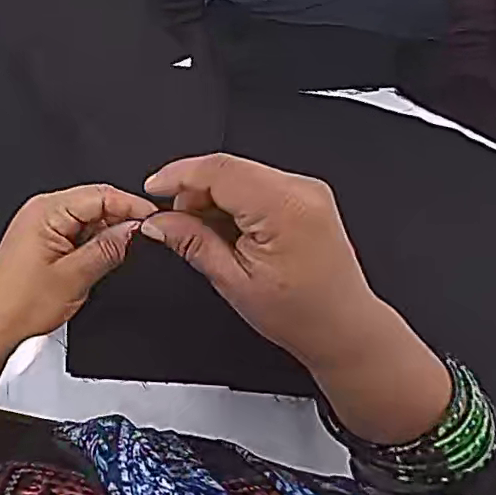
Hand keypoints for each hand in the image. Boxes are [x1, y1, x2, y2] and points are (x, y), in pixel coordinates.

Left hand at [0, 184, 155, 450]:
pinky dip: (94, 243)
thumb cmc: (19, 303)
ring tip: (119, 256)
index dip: (132, 205)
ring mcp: (41, 224)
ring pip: (89, 218)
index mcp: (46, 211)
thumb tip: (134, 230)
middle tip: (144, 239)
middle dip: (122, 220)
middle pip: (96, 203)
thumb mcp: (76, 276)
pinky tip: (100, 260)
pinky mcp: (43, 239)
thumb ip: (109, 248)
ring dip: (107, 234)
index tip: (153, 219)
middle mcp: (41, 211)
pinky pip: (77, 231)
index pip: (100, 194)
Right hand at [139, 154, 383, 368]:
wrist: (342, 327)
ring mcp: (306, 190)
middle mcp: (300, 190)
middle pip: (227, 168)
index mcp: (285, 208)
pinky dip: (231, 200)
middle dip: (192, 189)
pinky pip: (255, 184)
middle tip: (173, 222)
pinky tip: (225, 229)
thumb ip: (192, 242)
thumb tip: (159, 222)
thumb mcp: (233, 281)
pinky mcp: (304, 196)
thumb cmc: (302, 314)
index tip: (153, 188)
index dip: (178, 175)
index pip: (219, 170)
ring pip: (239, 174)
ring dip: (211, 196)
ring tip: (203, 233)